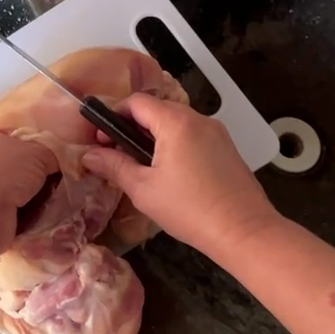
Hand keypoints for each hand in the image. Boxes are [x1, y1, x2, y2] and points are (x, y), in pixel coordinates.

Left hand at [0, 133, 57, 256]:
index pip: (22, 141)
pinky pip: (17, 211)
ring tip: (56, 203)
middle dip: (42, 177)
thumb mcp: (38, 153)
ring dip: (37, 198)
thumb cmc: (7, 173)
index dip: (43, 150)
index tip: (61, 162)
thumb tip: (62, 161)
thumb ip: (52, 154)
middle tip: (63, 184)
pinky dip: (28, 215)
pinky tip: (41, 217)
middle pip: (23, 167)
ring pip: (21, 191)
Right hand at [82, 94, 278, 254]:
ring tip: (144, 167)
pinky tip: (172, 174)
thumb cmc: (190, 209)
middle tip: (119, 155)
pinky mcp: (227, 147)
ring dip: (155, 136)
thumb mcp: (144, 190)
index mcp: (176, 122)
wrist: (245, 232)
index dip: (114, 116)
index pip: (137, 102)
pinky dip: (176, 144)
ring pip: (176, 122)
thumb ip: (114, 166)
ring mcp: (217, 132)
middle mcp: (198, 118)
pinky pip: (193, 135)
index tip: (103, 140)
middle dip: (133, 127)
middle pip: (157, 109)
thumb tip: (89, 155)